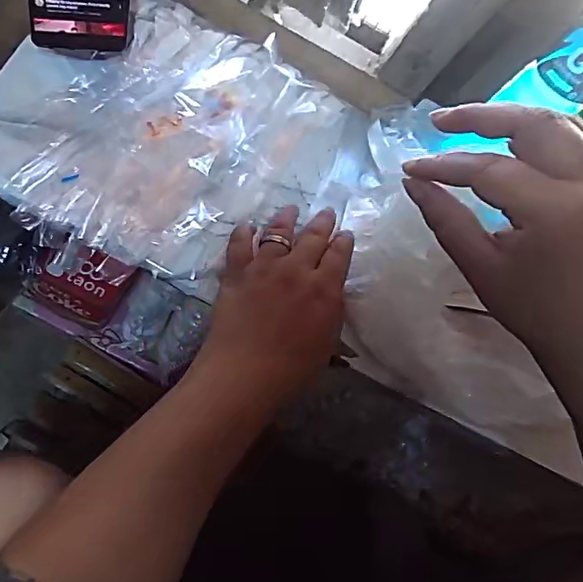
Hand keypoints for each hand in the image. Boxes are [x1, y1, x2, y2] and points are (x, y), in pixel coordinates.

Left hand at [189, 205, 353, 401]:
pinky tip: (247, 226)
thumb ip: (332, 314)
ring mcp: (264, 268)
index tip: (345, 233)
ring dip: (286, 218)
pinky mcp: (236, 273)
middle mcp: (296, 271)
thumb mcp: (327, 344)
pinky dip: (244, 233)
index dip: (343, 242)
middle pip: (312, 238)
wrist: (244, 372)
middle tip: (327, 212)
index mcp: (324, 289)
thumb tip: (333, 295)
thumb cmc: (292, 370)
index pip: (338, 256)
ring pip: (277, 233)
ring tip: (290, 209)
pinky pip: (239, 245)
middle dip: (322, 223)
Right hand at [401, 104, 582, 356]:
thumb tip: (413, 182)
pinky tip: (518, 138)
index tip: (411, 168)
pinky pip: (579, 139)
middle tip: (440, 121)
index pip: (488, 168)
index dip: (444, 165)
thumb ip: (446, 219)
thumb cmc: (536, 310)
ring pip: (561, 123)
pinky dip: (544, 130)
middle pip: (532, 124)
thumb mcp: (481, 267)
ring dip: (515, 117)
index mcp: (551, 209)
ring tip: (475, 123)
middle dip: (482, 116)